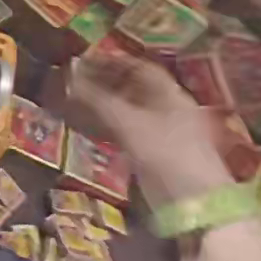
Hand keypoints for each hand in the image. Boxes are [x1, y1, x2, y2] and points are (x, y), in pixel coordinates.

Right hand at [64, 55, 231, 201]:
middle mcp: (165, 109)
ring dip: (99, 101)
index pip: (141, 68)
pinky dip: (101, 121)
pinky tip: (83, 121)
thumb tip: (68, 77)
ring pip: (124, 108)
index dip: (114, 60)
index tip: (86, 58)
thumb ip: (97, 100)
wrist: (192, 202)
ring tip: (72, 96)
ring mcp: (157, 131)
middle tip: (74, 77)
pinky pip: (120, 128)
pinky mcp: (148, 151)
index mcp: (170, 95)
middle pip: (132, 87)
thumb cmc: (167, 154)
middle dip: (103, 80)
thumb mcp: (130, 123)